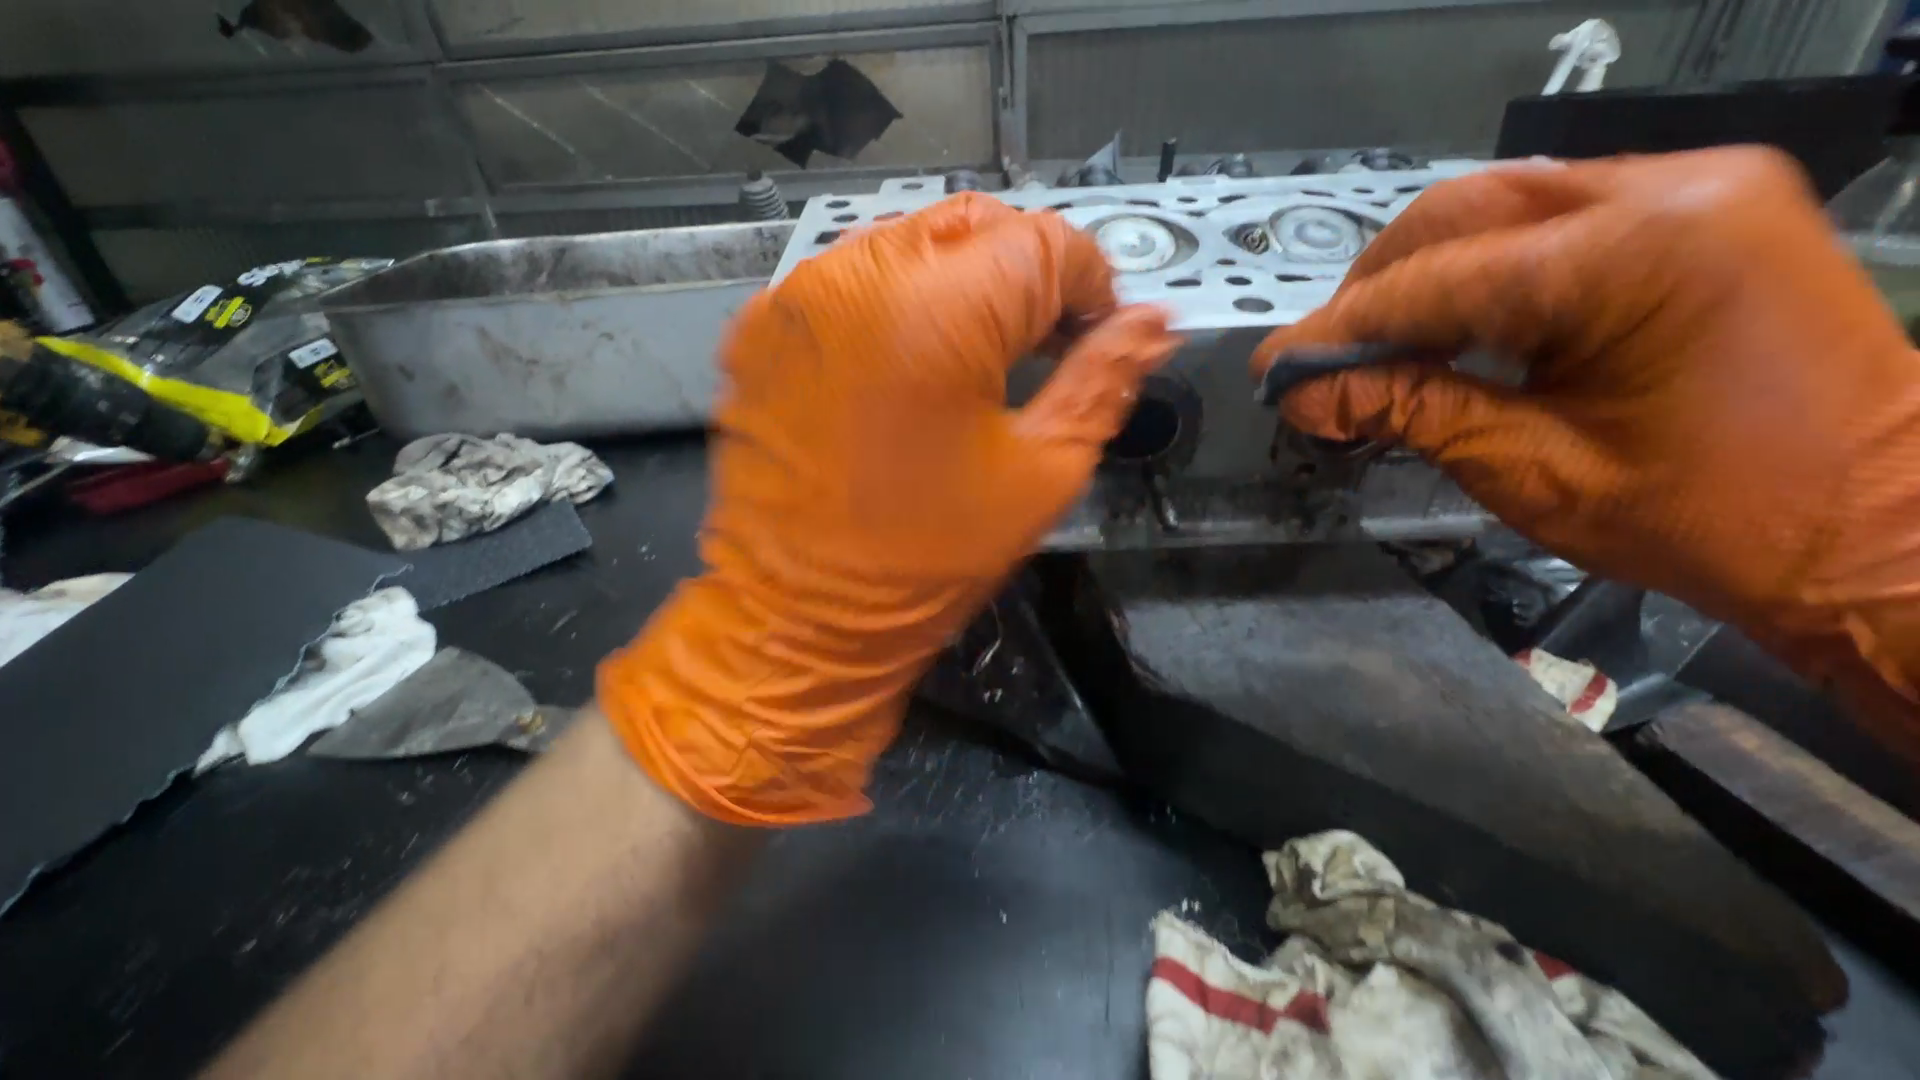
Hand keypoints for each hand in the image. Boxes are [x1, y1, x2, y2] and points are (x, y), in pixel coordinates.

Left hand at [600, 194, 1179, 822]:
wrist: (799, 617)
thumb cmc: (926, 561)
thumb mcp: (1042, 472)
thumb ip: (1104, 379)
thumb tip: (1154, 325)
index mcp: (936, 314)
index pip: (1045, 242)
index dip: (1092, 284)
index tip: (1098, 334)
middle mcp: (857, 279)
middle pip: (978, 223)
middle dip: (1028, 271)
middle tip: (1045, 340)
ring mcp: (797, 297)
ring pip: (912, 236)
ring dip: (963, 277)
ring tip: (980, 351)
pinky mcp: (760, 326)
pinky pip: (850, 276)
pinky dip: (896, 298)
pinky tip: (910, 362)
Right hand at [1253, 148, 1919, 744]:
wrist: (1882, 534)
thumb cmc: (1714, 521)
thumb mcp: (1535, 473)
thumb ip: (1411, 413)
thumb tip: (1304, 394)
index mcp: (1639, 255)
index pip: (1438, 280)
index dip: (1341, 328)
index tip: (1274, 368)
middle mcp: (1671, 188)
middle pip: (1463, 212)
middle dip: (1377, 290)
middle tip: (1326, 362)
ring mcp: (1697, 187)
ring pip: (1502, 206)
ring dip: (1425, 276)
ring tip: (1378, 349)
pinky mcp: (1703, 209)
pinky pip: (1553, 221)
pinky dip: (1484, 272)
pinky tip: (1453, 326)